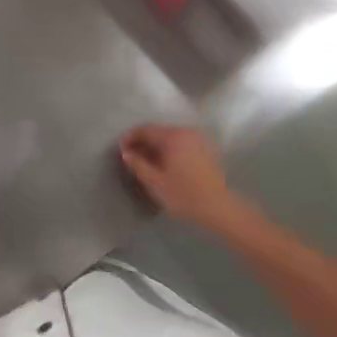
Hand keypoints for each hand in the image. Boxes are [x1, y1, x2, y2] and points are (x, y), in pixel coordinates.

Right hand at [119, 124, 247, 232]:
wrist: (216, 206)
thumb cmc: (182, 194)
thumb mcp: (154, 181)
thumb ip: (137, 164)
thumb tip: (125, 152)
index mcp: (173, 137)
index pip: (146, 130)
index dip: (130, 137)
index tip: (120, 148)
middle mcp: (186, 132)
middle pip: (159, 131)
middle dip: (143, 141)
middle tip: (131, 156)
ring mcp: (198, 140)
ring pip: (171, 137)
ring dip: (157, 146)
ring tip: (146, 161)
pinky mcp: (205, 149)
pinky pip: (182, 143)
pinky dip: (170, 149)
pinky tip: (165, 163)